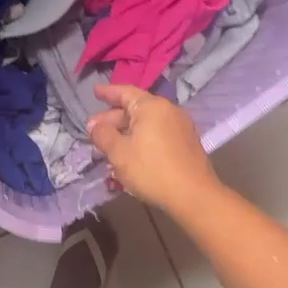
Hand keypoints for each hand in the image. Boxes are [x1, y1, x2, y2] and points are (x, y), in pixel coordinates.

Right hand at [87, 83, 220, 212]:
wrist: (193, 195)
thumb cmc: (151, 170)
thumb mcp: (119, 153)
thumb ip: (103, 135)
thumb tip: (94, 125)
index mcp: (151, 107)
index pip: (125, 92)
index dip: (107, 92)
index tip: (94, 92)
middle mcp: (168, 110)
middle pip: (135, 109)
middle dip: (113, 119)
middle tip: (94, 131)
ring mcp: (179, 127)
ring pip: (146, 124)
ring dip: (126, 132)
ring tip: (109, 146)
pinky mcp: (185, 143)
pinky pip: (157, 134)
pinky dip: (141, 139)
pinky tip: (131, 154)